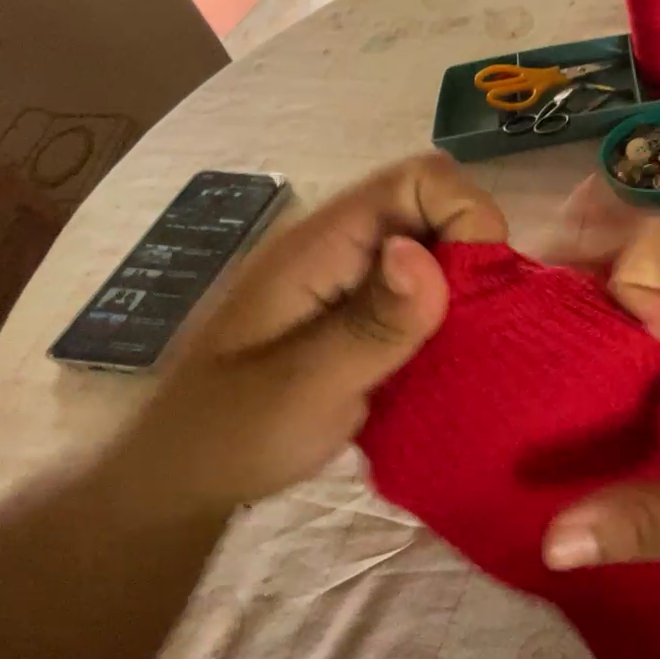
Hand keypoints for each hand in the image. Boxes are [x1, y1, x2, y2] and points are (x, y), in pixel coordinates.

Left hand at [110, 153, 506, 513]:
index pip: (418, 180)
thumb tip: (425, 253)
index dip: (465, 213)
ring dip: (466, 285)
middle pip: (435, 207)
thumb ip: (373, 323)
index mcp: (321, 246)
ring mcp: (349, 278)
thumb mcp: (305, 387)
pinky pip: (424, 288)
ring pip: (435, 248)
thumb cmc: (230, 435)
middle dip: (474, 253)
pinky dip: (450, 311)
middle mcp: (340, 247)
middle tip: (477, 322)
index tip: (480, 282)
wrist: (180, 478)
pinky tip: (449, 351)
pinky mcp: (360, 310)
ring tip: (468, 340)